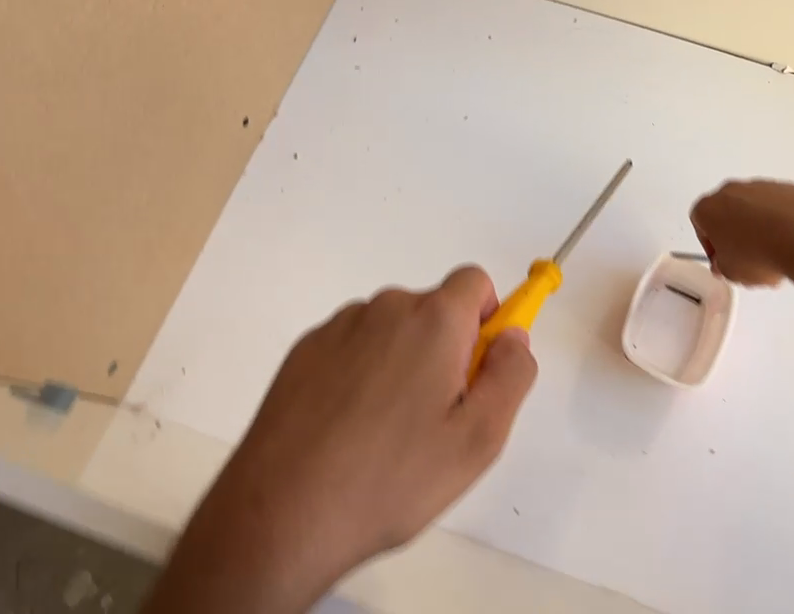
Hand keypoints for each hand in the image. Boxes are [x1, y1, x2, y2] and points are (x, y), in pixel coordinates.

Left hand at [148, 267, 537, 613]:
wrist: (280, 512)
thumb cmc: (392, 477)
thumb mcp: (479, 439)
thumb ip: (511, 375)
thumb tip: (513, 337)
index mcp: (434, 319)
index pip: (475, 282)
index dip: (487, 320)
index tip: (477, 370)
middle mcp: (386, 307)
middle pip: (433, 309)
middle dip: (445, 349)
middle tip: (435, 420)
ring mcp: (338, 327)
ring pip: (391, 330)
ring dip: (401, 363)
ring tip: (385, 436)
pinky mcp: (303, 351)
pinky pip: (351, 348)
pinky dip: (360, 375)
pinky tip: (347, 431)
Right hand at [690, 179, 793, 286]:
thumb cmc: (760, 250)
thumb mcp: (730, 273)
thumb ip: (723, 266)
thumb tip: (730, 264)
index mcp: (708, 208)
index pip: (700, 223)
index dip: (710, 245)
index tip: (720, 259)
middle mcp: (731, 191)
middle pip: (727, 212)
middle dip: (735, 233)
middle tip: (744, 258)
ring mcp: (759, 187)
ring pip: (753, 208)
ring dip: (759, 227)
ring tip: (772, 255)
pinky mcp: (786, 189)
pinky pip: (777, 207)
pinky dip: (781, 222)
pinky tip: (788, 244)